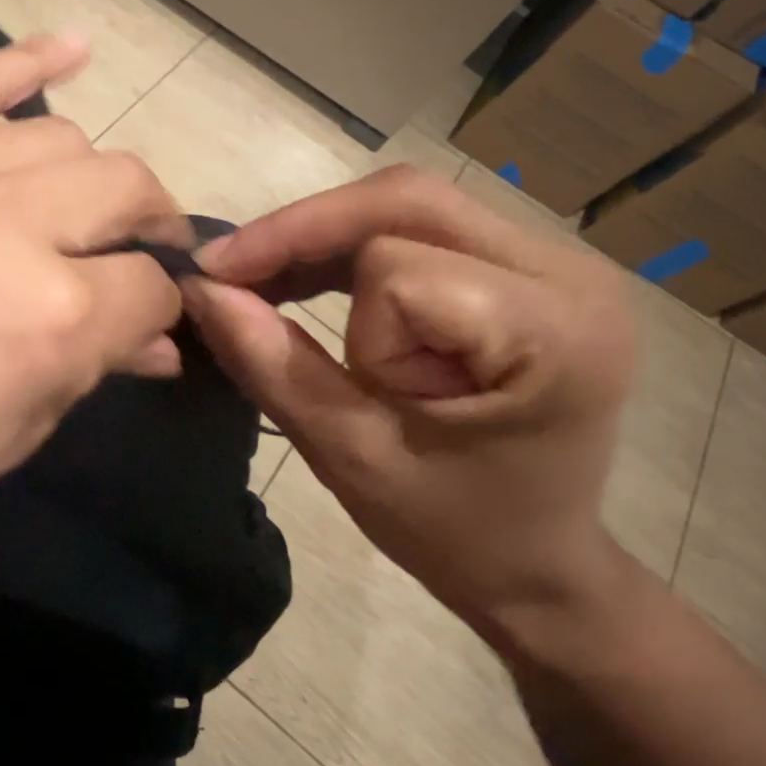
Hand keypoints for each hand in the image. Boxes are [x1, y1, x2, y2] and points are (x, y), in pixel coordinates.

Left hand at [0, 33, 191, 580]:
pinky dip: (31, 60)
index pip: (152, 287)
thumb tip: (155, 341)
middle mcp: (14, 220)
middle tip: (132, 264)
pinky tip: (75, 50)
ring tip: (75, 213)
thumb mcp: (5, 437)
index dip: (160, 312)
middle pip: (126, 189)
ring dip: (89, 179)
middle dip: (148, 229)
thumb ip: (89, 370)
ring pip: (63, 138)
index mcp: (52, 314)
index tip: (147, 327)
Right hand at [182, 166, 638, 628]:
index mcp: (551, 330)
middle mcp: (566, 272)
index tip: (315, 377)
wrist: (534, 565)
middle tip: (227, 271)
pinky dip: (348, 249)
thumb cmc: (452, 529)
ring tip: (258, 280)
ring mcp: (552, 263)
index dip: (336, 315)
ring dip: (319, 237)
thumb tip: (199, 288)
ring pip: (404, 203)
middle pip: (405, 200)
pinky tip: (306, 279)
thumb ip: (272, 364)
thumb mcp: (349, 455)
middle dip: (302, 231)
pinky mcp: (524, 268)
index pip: (400, 269)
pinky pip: (417, 227)